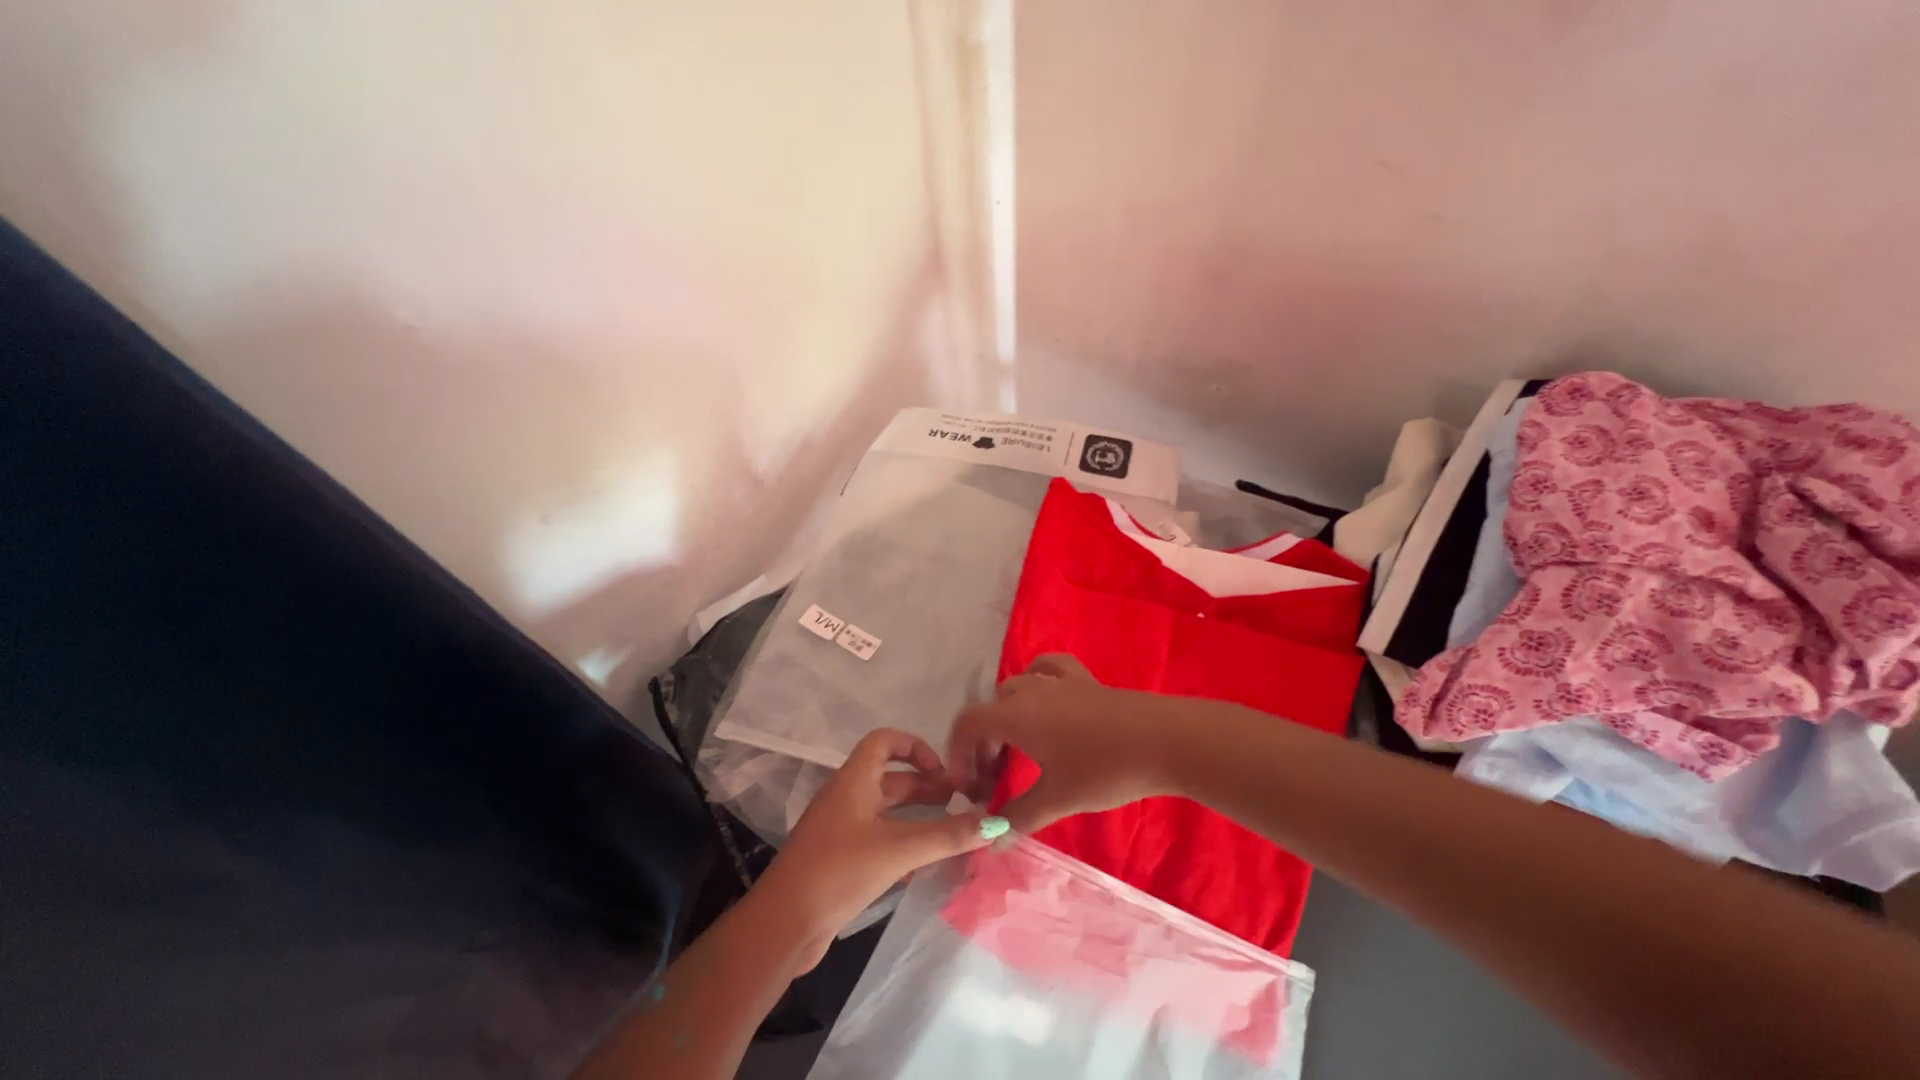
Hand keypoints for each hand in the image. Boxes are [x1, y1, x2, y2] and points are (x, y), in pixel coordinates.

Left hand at [752, 728, 991, 969]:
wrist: (785, 923)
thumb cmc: (839, 870)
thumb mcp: (898, 849)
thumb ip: (947, 835)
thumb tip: (997, 822)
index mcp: (854, 780)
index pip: (884, 741)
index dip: (916, 747)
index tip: (946, 771)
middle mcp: (846, 798)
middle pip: (891, 779)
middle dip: (927, 786)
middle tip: (964, 802)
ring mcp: (841, 830)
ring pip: (887, 812)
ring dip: (918, 816)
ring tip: (954, 830)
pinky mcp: (840, 860)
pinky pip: (879, 840)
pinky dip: (904, 843)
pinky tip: (927, 865)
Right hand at [947, 654, 1177, 832]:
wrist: (1164, 740)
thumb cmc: (1104, 770)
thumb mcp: (1057, 799)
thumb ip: (1019, 817)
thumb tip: (991, 838)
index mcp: (1015, 716)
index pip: (966, 724)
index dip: (957, 755)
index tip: (969, 788)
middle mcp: (1030, 691)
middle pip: (990, 710)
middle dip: (984, 744)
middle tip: (995, 780)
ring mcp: (1059, 681)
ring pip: (1016, 689)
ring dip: (1007, 717)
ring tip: (1019, 749)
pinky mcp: (1086, 681)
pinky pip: (1048, 670)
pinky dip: (1037, 681)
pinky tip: (1046, 700)